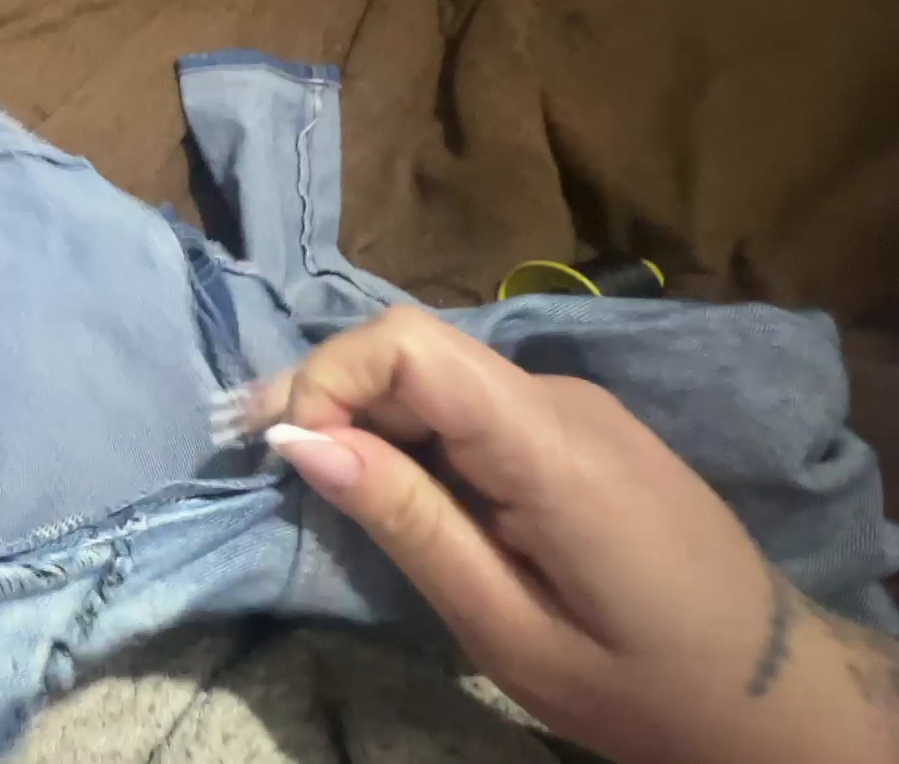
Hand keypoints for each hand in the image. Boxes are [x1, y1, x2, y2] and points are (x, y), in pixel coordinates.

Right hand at [245, 307, 898, 763]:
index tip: (292, 449)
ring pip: (420, 369)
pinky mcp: (554, 419)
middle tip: (265, 450)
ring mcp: (559, 401)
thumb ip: (403, 521)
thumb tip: (297, 441)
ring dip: (351, 408)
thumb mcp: (505, 628)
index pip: (410, 347)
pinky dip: (392, 424)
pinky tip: (372, 467)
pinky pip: (449, 398)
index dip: (328, 376)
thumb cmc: (644, 686)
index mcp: (551, 448)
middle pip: (406, 349)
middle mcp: (554, 396)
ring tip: (303, 461)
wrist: (786, 704)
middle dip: (322, 391)